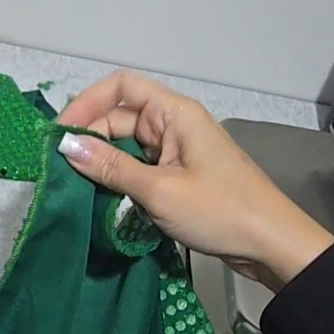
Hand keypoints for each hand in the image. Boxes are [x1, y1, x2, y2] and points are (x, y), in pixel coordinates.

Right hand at [56, 71, 333, 286]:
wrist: (274, 246)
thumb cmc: (220, 210)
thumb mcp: (158, 190)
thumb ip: (110, 167)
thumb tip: (65, 146)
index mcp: (174, 113)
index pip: (120, 86)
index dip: (86, 103)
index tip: (61, 133)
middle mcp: (174, 123)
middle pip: (119, 116)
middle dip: (89, 136)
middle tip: (59, 166)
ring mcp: (177, 149)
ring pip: (127, 144)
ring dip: (102, 160)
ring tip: (73, 182)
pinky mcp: (179, 173)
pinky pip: (139, 165)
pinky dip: (119, 176)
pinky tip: (101, 195)